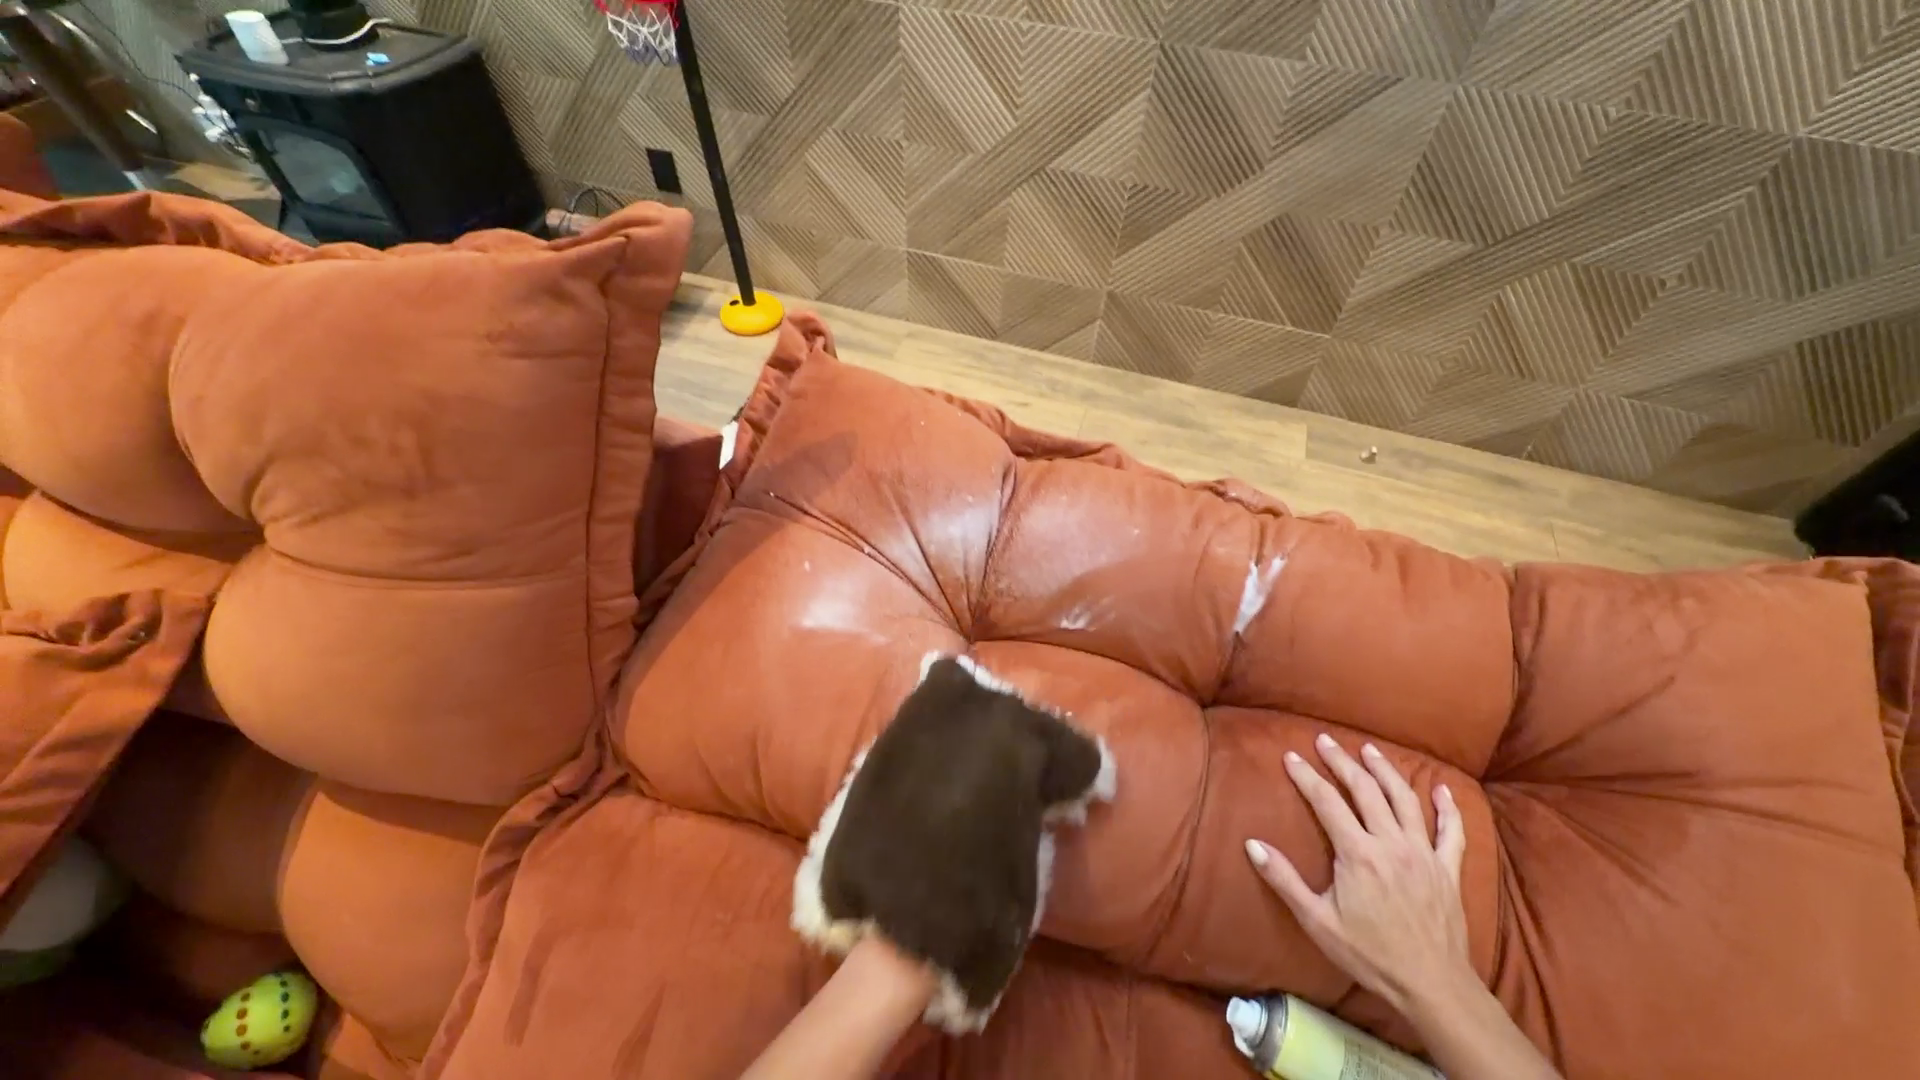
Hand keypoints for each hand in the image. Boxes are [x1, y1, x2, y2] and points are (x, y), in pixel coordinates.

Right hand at [1245, 733, 1471, 1014]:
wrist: (1432, 985)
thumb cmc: (1370, 955)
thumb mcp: (1317, 921)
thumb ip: (1284, 880)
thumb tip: (1252, 844)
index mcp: (1358, 854)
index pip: (1327, 801)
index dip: (1306, 776)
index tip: (1291, 756)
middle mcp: (1391, 844)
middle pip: (1365, 790)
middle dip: (1342, 761)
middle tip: (1326, 741)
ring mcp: (1424, 854)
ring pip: (1405, 800)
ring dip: (1386, 771)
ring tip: (1370, 750)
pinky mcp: (1448, 870)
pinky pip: (1451, 831)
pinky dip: (1448, 808)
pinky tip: (1442, 789)